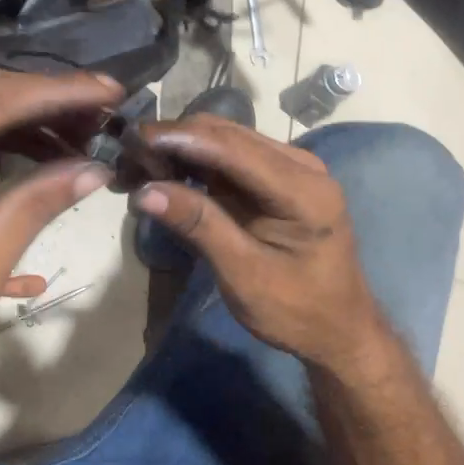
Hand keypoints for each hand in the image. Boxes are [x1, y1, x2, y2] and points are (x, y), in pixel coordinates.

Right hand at [130, 116, 390, 373]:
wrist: (338, 331)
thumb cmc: (297, 310)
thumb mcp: (244, 275)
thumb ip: (199, 226)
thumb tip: (144, 191)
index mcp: (304, 190)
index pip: (232, 147)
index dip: (180, 138)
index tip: (132, 140)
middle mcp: (299, 165)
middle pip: (223, 133)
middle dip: (171, 140)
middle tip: (125, 159)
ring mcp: (286, 167)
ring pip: (219, 138)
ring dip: (176, 147)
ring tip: (135, 167)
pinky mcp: (271, 175)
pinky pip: (223, 154)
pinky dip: (189, 159)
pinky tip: (160, 173)